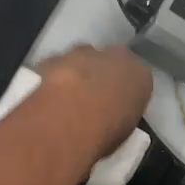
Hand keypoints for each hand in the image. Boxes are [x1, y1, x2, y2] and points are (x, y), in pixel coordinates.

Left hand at [34, 44, 153, 151]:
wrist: (69, 120)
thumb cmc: (106, 132)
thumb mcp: (125, 129)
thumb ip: (121, 114)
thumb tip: (111, 116)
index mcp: (140, 75)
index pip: (136, 78)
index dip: (123, 91)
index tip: (115, 105)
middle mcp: (115, 56)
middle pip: (109, 61)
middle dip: (100, 74)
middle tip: (90, 98)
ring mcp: (82, 52)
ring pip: (81, 58)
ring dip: (76, 72)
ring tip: (65, 98)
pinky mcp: (53, 57)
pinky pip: (54, 66)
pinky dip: (50, 77)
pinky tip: (45, 95)